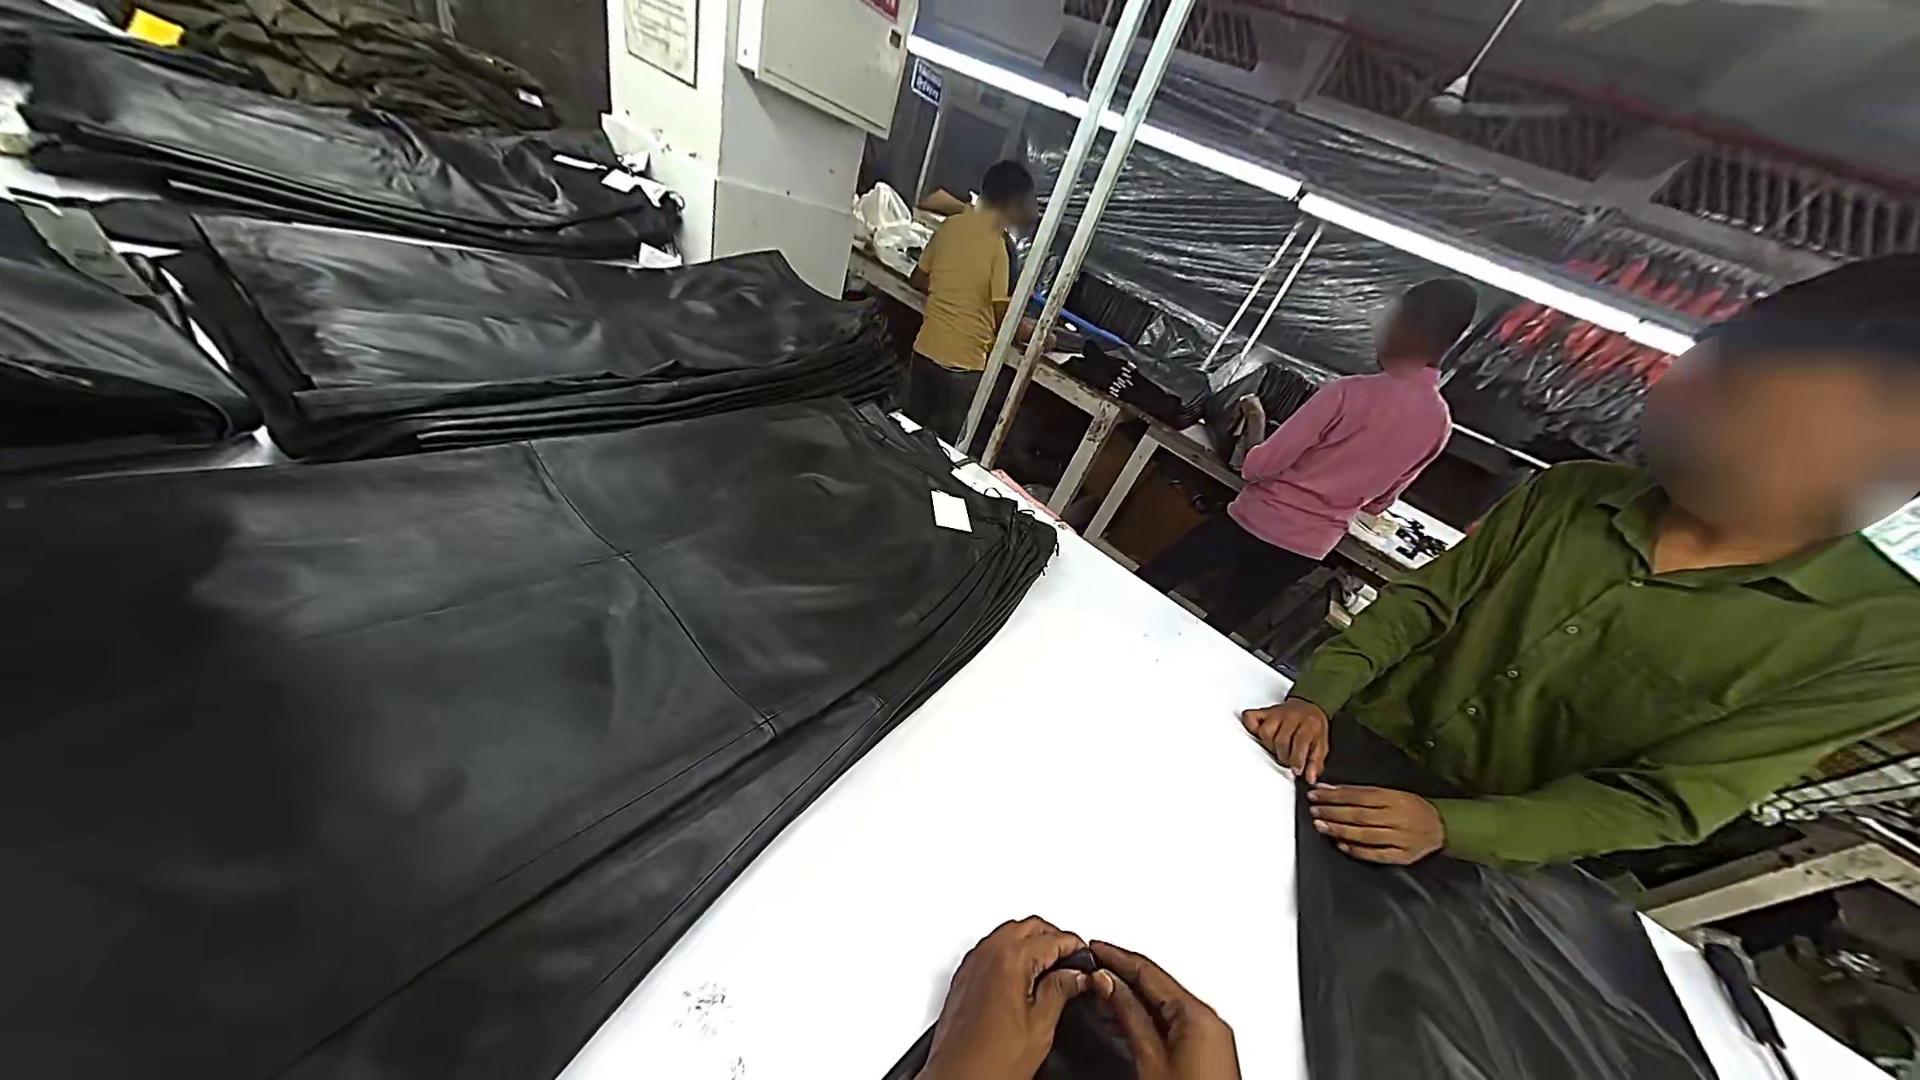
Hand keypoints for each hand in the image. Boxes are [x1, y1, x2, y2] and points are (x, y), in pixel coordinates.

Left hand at [917, 917, 1091, 1079]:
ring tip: (1049, 968)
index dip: (1074, 945)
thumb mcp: (1039, 1028)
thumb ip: (1060, 991)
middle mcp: (988, 952)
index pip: (1051, 938)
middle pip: (1029, 926)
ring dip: (1031, 941)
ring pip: (1010, 932)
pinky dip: (1010, 950)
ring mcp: (974, 960)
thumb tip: (1076, 975)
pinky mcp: (964, 972)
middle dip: (1053, 938)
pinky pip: (992, 946)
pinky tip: (1021, 975)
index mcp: (1010, 959)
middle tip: (1071, 960)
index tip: (1085, 956)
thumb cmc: (990, 1063)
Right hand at [1090, 941, 1239, 1079]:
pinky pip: (1171, 1022)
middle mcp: (1208, 1021)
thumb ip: (1128, 1013)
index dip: (1116, 957)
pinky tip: (1126, 1018)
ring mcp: (1209, 1039)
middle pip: (1157, 984)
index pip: (1148, 970)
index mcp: (1198, 1015)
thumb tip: (1107, 981)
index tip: (1094, 948)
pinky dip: (1146, 1016)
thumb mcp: (1149, 1060)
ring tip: (1102, 992)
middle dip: (1123, 975)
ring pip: (1163, 1003)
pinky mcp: (1206, 1055)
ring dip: (1132, 996)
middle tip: (1093, 968)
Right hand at [1239, 699, 1328, 782]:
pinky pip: (1250, 717)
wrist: (1309, 706)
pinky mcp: (1264, 711)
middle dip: (1283, 755)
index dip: (1297, 759)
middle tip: (1287, 760)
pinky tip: (1260, 734)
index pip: (1300, 742)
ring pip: (1265, 732)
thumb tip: (1309, 778)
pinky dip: (1251, 727)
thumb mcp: (1322, 745)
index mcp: (1309, 724)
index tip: (1296, 770)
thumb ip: (1316, 762)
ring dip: (1269, 745)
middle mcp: (1291, 716)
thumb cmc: (1314, 727)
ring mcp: (1275, 712)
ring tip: (1276, 748)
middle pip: (1281, 740)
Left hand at [1308, 784, 1444, 864]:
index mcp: (1392, 799)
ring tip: (1321, 825)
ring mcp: (1402, 839)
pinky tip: (1341, 844)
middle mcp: (1398, 819)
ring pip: (1365, 835)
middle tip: (1314, 810)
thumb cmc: (1408, 806)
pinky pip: (1378, 855)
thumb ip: (1357, 791)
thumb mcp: (1386, 792)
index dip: (1333, 796)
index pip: (1356, 796)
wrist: (1441, 826)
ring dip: (1339, 830)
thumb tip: (1327, 788)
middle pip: (1359, 816)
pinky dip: (1357, 850)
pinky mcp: (1405, 856)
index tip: (1314, 794)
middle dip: (1332, 813)